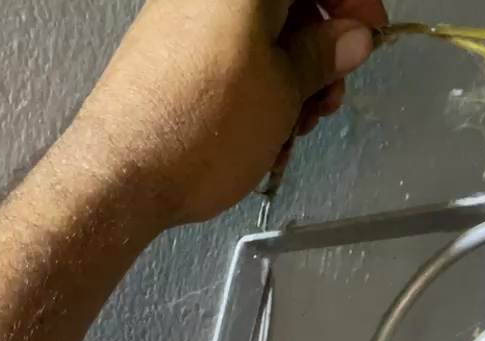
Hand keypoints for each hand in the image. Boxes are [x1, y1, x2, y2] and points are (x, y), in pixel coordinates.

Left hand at [61, 0, 387, 227]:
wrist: (118, 178)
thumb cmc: (197, 132)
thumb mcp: (282, 95)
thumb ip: (322, 56)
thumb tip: (349, 39)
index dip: (351, 3)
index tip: (366, 38)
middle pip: (285, 4)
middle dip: (318, 49)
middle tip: (327, 96)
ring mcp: (179, 19)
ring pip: (255, 36)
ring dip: (286, 79)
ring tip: (291, 128)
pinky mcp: (161, 57)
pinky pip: (222, 59)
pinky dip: (249, 89)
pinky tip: (257, 133)